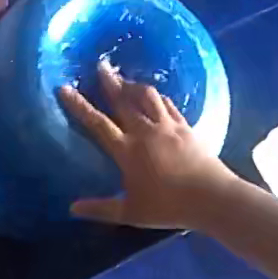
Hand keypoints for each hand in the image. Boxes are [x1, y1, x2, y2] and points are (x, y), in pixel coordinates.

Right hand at [58, 60, 242, 229]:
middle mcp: (145, 132)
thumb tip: (72, 209)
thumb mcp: (130, 213)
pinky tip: (155, 95)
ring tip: (125, 79)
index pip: (97, 123)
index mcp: (127, 150)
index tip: (64, 88)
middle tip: (101, 65)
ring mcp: (168, 126)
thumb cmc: (169, 207)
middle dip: (110, 82)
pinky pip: (168, 104)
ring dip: (134, 85)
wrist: (213, 199)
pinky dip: (157, 96)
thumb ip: (100, 209)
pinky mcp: (186, 127)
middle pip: (123, 100)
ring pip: (147, 97)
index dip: (79, 105)